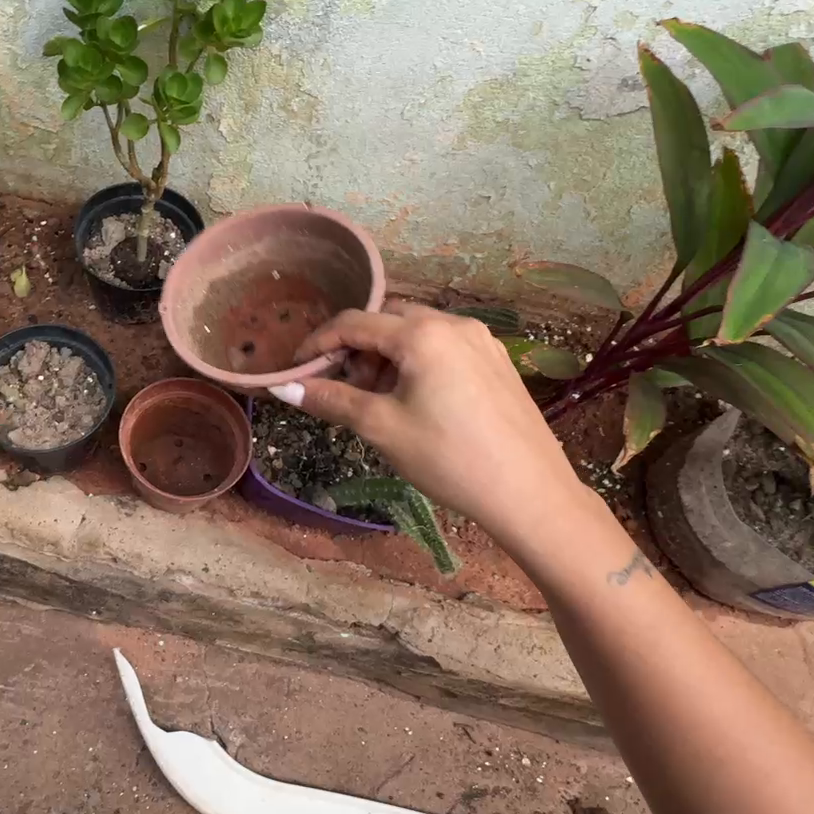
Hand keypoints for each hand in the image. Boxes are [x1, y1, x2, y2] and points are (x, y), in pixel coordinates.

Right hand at [268, 302, 592, 535]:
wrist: (529, 493)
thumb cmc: (448, 458)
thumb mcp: (380, 427)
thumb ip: (330, 399)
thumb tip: (283, 388)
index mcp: (422, 334)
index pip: (353, 323)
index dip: (318, 343)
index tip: (296, 370)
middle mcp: (453, 324)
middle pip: (386, 321)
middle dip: (355, 349)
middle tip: (343, 388)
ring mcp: (480, 341)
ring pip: (415, 333)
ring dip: (385, 356)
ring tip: (378, 400)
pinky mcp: (496, 361)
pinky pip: (442, 346)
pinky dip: (415, 362)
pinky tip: (413, 401)